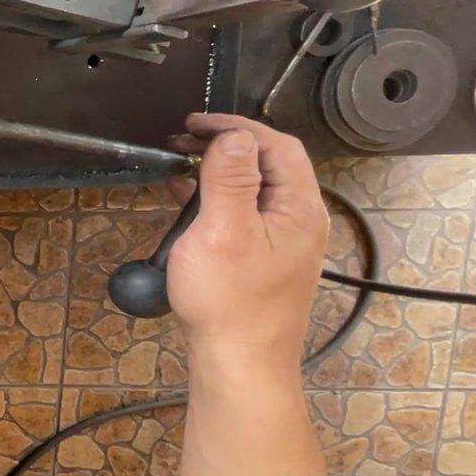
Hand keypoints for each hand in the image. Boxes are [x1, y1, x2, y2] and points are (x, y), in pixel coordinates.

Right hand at [165, 114, 327, 372]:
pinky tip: (183, 197)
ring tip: (178, 160)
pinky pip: (239, 210)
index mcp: (296, 208)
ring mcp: (279, 238)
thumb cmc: (228, 298)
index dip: (237, 127)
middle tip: (181, 138)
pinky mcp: (258, 253)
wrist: (238, 353)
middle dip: (225, 143)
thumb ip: (228, 182)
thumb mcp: (222, 232)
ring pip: (252, 187)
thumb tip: (233, 138)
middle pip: (268, 164)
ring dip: (216, 167)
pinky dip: (210, 194)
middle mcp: (296, 219)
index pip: (277, 148)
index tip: (195, 122)